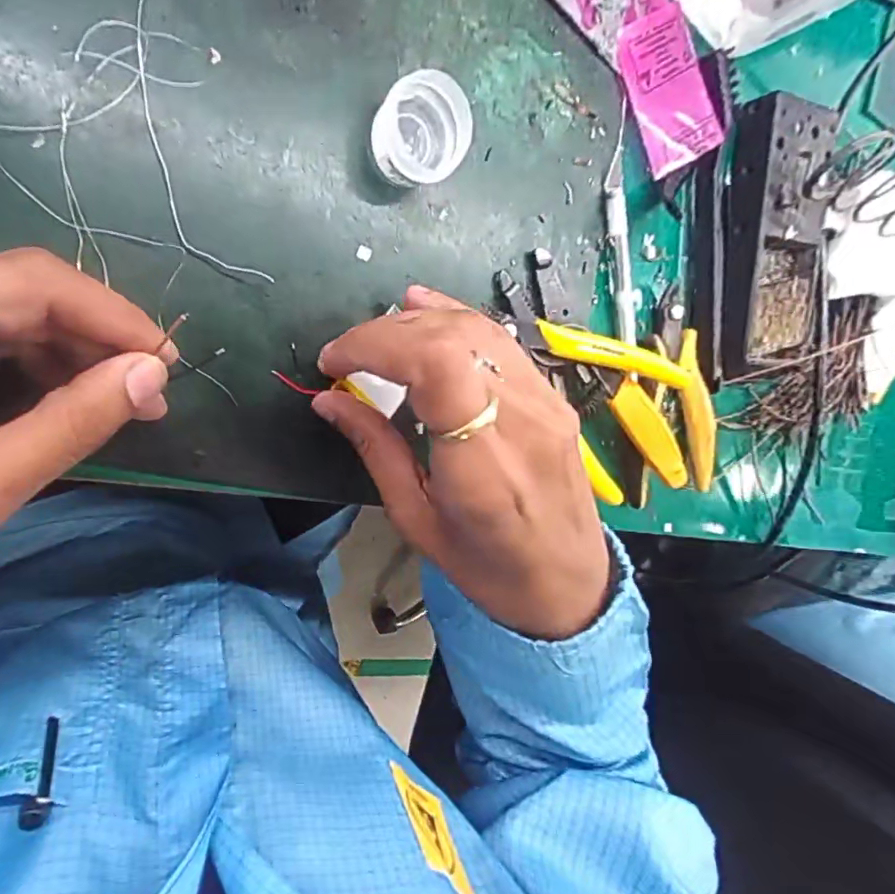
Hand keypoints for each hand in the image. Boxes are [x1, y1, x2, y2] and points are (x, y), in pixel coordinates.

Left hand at [0, 249, 176, 618]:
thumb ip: (67, 427)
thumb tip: (148, 375)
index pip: (18, 286)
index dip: (105, 315)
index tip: (163, 356)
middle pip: (5, 285)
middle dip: (84, 334)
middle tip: (142, 386)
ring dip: (55, 341)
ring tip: (107, 391)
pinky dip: (14, 346)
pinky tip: (52, 382)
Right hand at [313, 285, 611, 639]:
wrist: (565, 584)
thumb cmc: (484, 565)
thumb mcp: (413, 516)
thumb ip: (375, 448)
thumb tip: (329, 400)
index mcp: (483, 461)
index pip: (435, 363)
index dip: (375, 345)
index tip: (333, 362)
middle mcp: (522, 418)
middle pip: (451, 338)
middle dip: (383, 332)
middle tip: (342, 355)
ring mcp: (544, 400)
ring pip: (476, 328)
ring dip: (414, 321)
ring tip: (371, 335)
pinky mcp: (550, 394)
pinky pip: (497, 338)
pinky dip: (452, 318)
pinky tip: (421, 309)